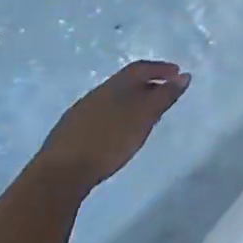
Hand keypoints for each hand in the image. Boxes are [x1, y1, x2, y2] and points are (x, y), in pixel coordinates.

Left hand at [33, 61, 190, 188]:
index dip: (160, 68)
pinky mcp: (70, 134)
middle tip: (165, 95)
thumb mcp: (144, 117)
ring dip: (131, 103)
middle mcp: (97, 94)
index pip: (141, 68)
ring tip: (145, 117)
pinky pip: (101, 116)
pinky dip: (116, 118)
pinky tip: (118, 134)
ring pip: (112, 100)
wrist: (58, 174)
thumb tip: (183, 75)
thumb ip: (164, 96)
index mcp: (115, 85)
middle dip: (148, 85)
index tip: (177, 73)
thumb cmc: (108, 140)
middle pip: (126, 82)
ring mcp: (81, 113)